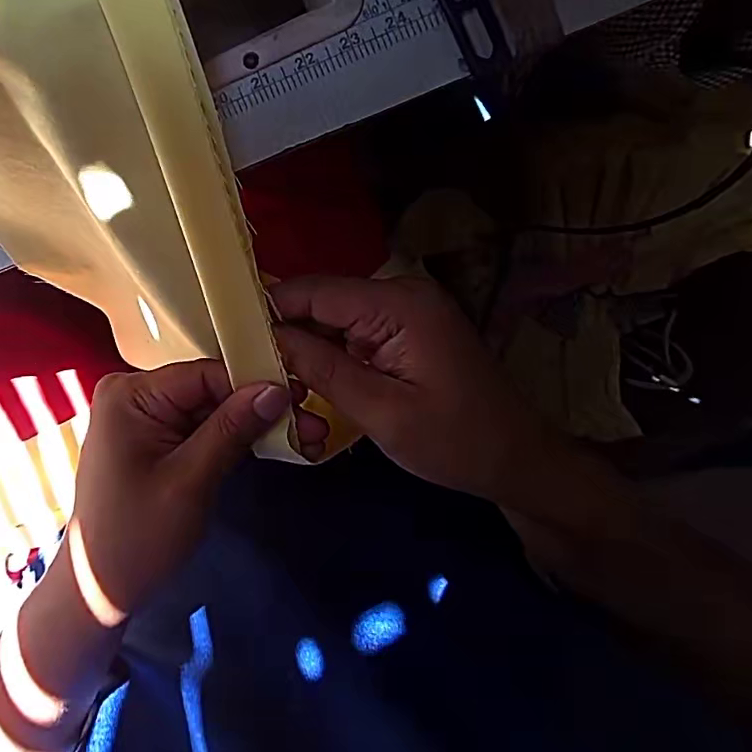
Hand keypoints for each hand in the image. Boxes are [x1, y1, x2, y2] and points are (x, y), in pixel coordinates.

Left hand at [65, 361, 291, 620]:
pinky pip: (201, 427)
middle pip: (209, 389)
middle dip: (259, 407)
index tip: (301, 398)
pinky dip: (234, 439)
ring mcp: (143, 416)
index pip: (203, 374)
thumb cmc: (135, 538)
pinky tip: (273, 444)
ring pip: (211, 409)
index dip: (252, 384)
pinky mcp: (155, 438)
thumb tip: (276, 389)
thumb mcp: (188, 483)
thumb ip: (231, 430)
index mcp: (129, 394)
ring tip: (305, 436)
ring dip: (253, 425)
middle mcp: (134, 394)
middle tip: (311, 424)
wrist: (98, 592)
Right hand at [271, 276, 617, 521]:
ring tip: (277, 379)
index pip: (316, 290)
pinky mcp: (404, 326)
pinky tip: (310, 379)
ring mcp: (405, 308)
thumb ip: (321, 368)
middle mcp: (401, 292)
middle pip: (322, 300)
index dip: (271, 308)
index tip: (231, 334)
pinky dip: (329, 352)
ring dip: (306, 346)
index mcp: (399, 303)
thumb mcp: (381, 412)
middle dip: (287, 332)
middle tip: (252, 368)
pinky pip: (352, 329)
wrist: (520, 461)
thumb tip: (267, 337)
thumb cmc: (456, 442)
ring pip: (332, 316)